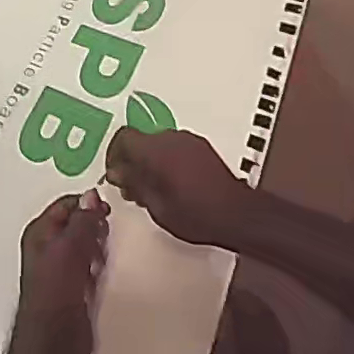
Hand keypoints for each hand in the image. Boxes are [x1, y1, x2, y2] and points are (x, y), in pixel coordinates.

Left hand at [9, 190, 109, 353]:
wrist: (55, 342)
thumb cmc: (54, 295)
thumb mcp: (70, 249)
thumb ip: (83, 222)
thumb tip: (91, 196)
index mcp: (40, 233)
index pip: (65, 205)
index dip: (86, 204)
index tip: (105, 208)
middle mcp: (47, 247)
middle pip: (76, 223)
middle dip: (92, 227)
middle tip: (102, 236)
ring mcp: (60, 267)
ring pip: (85, 244)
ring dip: (96, 247)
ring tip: (98, 258)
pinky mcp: (74, 285)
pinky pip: (90, 265)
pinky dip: (97, 265)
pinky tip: (99, 273)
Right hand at [104, 127, 251, 248]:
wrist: (238, 215)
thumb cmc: (195, 214)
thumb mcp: (155, 205)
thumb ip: (133, 184)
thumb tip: (116, 172)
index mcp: (155, 149)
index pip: (123, 138)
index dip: (114, 155)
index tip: (116, 174)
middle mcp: (170, 138)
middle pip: (140, 141)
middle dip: (133, 161)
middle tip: (132, 188)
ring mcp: (188, 141)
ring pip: (157, 145)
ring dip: (150, 162)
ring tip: (153, 190)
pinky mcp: (202, 148)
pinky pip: (174, 148)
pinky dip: (167, 161)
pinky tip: (172, 185)